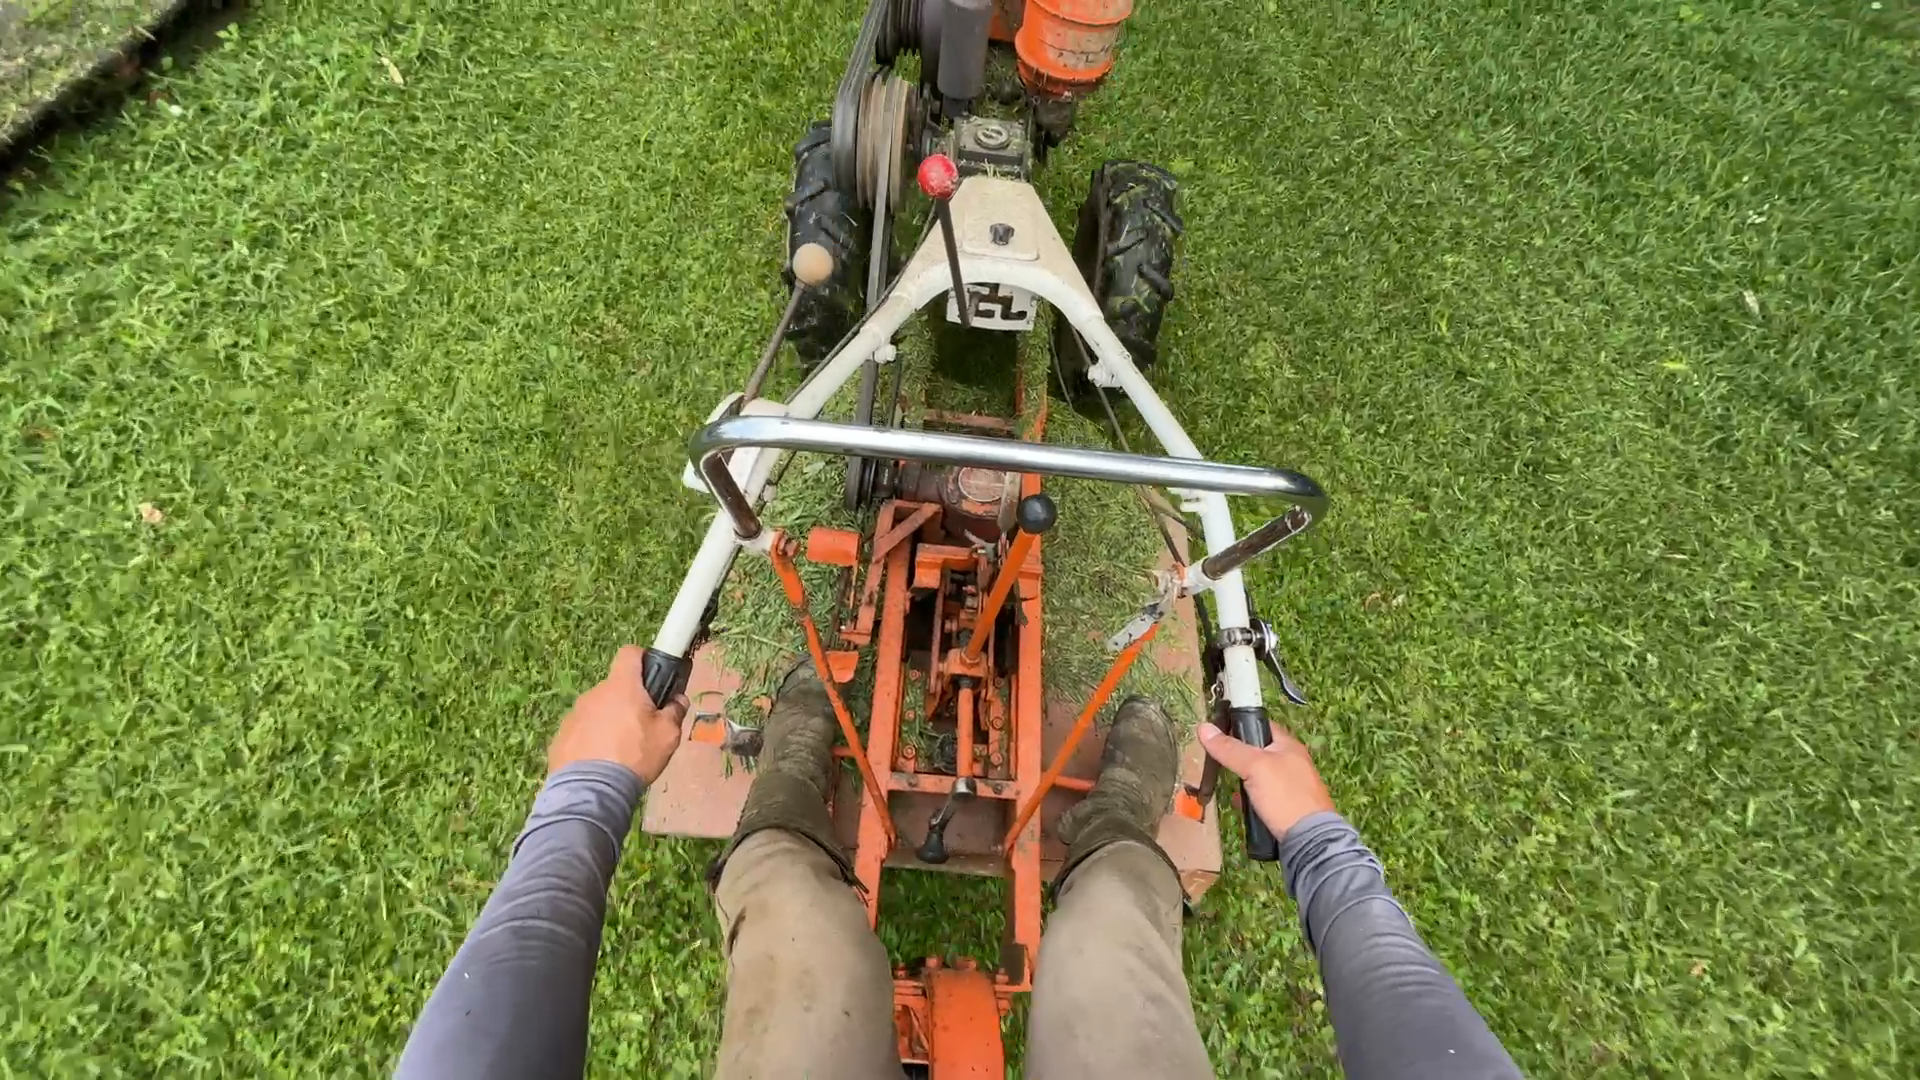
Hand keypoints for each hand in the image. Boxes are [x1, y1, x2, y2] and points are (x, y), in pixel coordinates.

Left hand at [547, 646, 689, 784]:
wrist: (591, 791)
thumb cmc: (636, 755)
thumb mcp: (668, 734)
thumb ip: (675, 711)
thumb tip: (677, 699)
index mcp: (622, 686)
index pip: (630, 653)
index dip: (643, 659)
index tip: (653, 676)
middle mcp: (595, 694)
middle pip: (616, 686)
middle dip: (629, 699)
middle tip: (643, 724)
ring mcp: (574, 715)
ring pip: (598, 708)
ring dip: (610, 719)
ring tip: (621, 749)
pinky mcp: (560, 737)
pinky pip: (583, 729)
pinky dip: (592, 738)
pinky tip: (602, 760)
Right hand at [1199, 722, 1335, 836]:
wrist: (1311, 841)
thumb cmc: (1285, 796)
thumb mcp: (1253, 767)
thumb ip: (1229, 748)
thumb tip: (1203, 728)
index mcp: (1288, 745)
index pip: (1260, 725)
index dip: (1239, 725)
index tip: (1219, 733)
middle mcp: (1292, 762)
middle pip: (1256, 751)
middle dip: (1238, 758)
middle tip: (1222, 763)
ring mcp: (1291, 784)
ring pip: (1258, 775)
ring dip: (1243, 781)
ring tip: (1233, 788)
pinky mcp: (1288, 805)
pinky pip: (1263, 795)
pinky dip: (1252, 798)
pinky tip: (1244, 805)